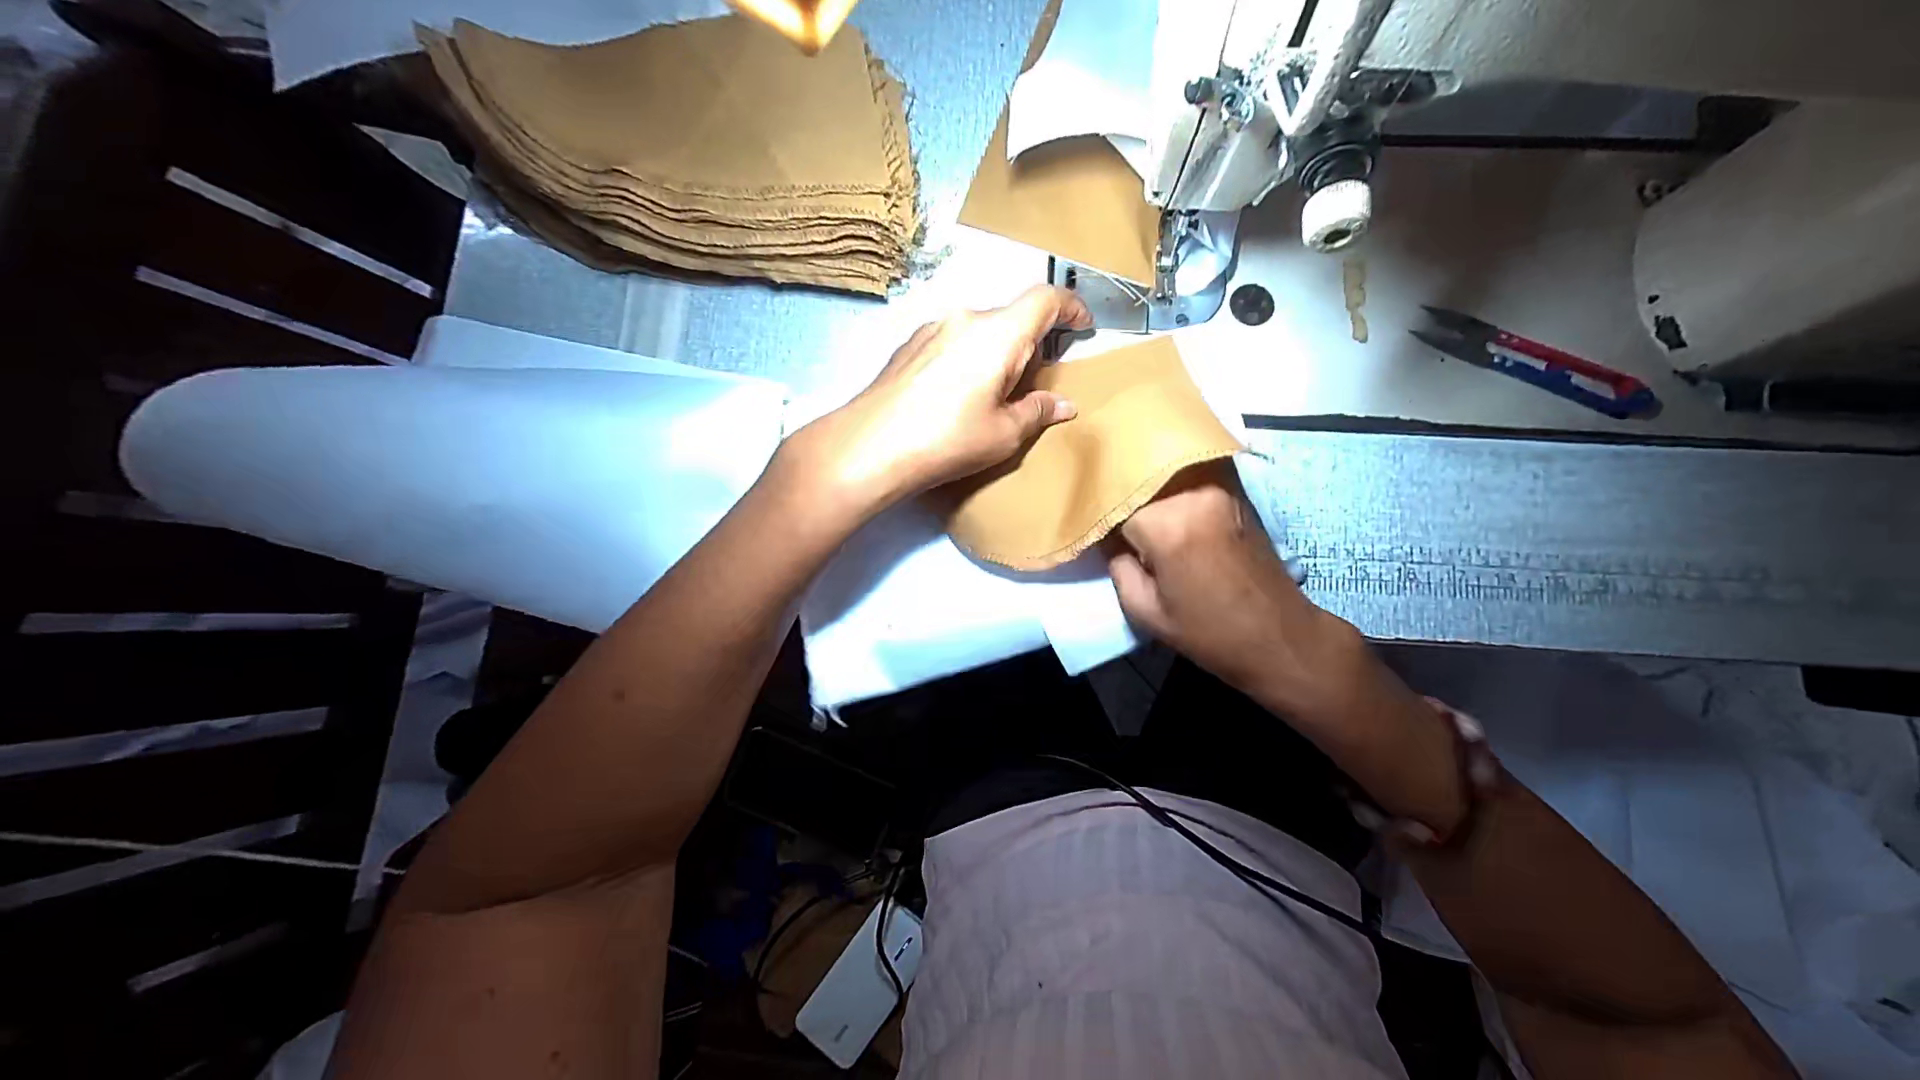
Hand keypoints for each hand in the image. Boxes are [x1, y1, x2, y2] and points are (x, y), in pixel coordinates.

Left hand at [797, 286, 1092, 507]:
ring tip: (993, 392)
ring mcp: (931, 329)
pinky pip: (951, 341)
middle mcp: (964, 318)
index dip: (1071, 308)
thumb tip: (1063, 404)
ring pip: (978, 329)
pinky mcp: (908, 346)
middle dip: (1031, 341)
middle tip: (1036, 379)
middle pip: (1010, 316)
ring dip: (996, 351)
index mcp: (998, 333)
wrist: (869, 447)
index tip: (1082, 326)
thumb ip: (1037, 411)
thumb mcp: (1003, 434)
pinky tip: (957, 394)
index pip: (1045, 299)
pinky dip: (968, 357)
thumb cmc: (946, 440)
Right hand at [1106, 464, 1357, 710]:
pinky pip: (1186, 470)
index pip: (1111, 501)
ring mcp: (1217, 484)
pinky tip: (1152, 490)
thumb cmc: (1210, 633)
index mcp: (1167, 524)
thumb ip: (1117, 566)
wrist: (1280, 636)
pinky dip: (1165, 476)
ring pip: (1161, 467)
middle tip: (1097, 507)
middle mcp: (1192, 492)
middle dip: (1114, 489)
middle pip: (1136, 475)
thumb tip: (1107, 536)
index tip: (1082, 524)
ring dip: (1139, 479)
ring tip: (1122, 497)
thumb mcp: (1145, 611)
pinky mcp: (1233, 487)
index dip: (1094, 513)